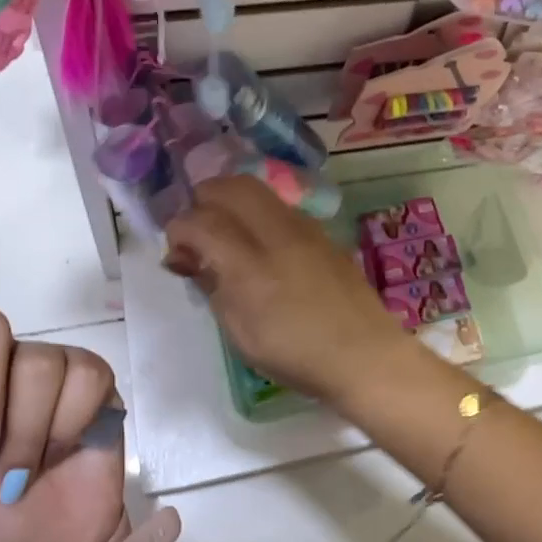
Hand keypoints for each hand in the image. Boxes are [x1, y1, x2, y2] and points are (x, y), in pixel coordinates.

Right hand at [163, 175, 414, 403]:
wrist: (364, 354)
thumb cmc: (295, 354)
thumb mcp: (240, 332)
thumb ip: (211, 285)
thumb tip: (187, 256)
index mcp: (249, 264)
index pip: (200, 220)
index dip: (178, 231)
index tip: (177, 254)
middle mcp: (276, 232)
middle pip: (229, 187)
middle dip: (203, 201)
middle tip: (198, 235)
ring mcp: (303, 227)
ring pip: (256, 189)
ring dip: (231, 202)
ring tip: (227, 236)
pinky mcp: (320, 231)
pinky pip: (279, 206)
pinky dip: (257, 213)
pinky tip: (259, 245)